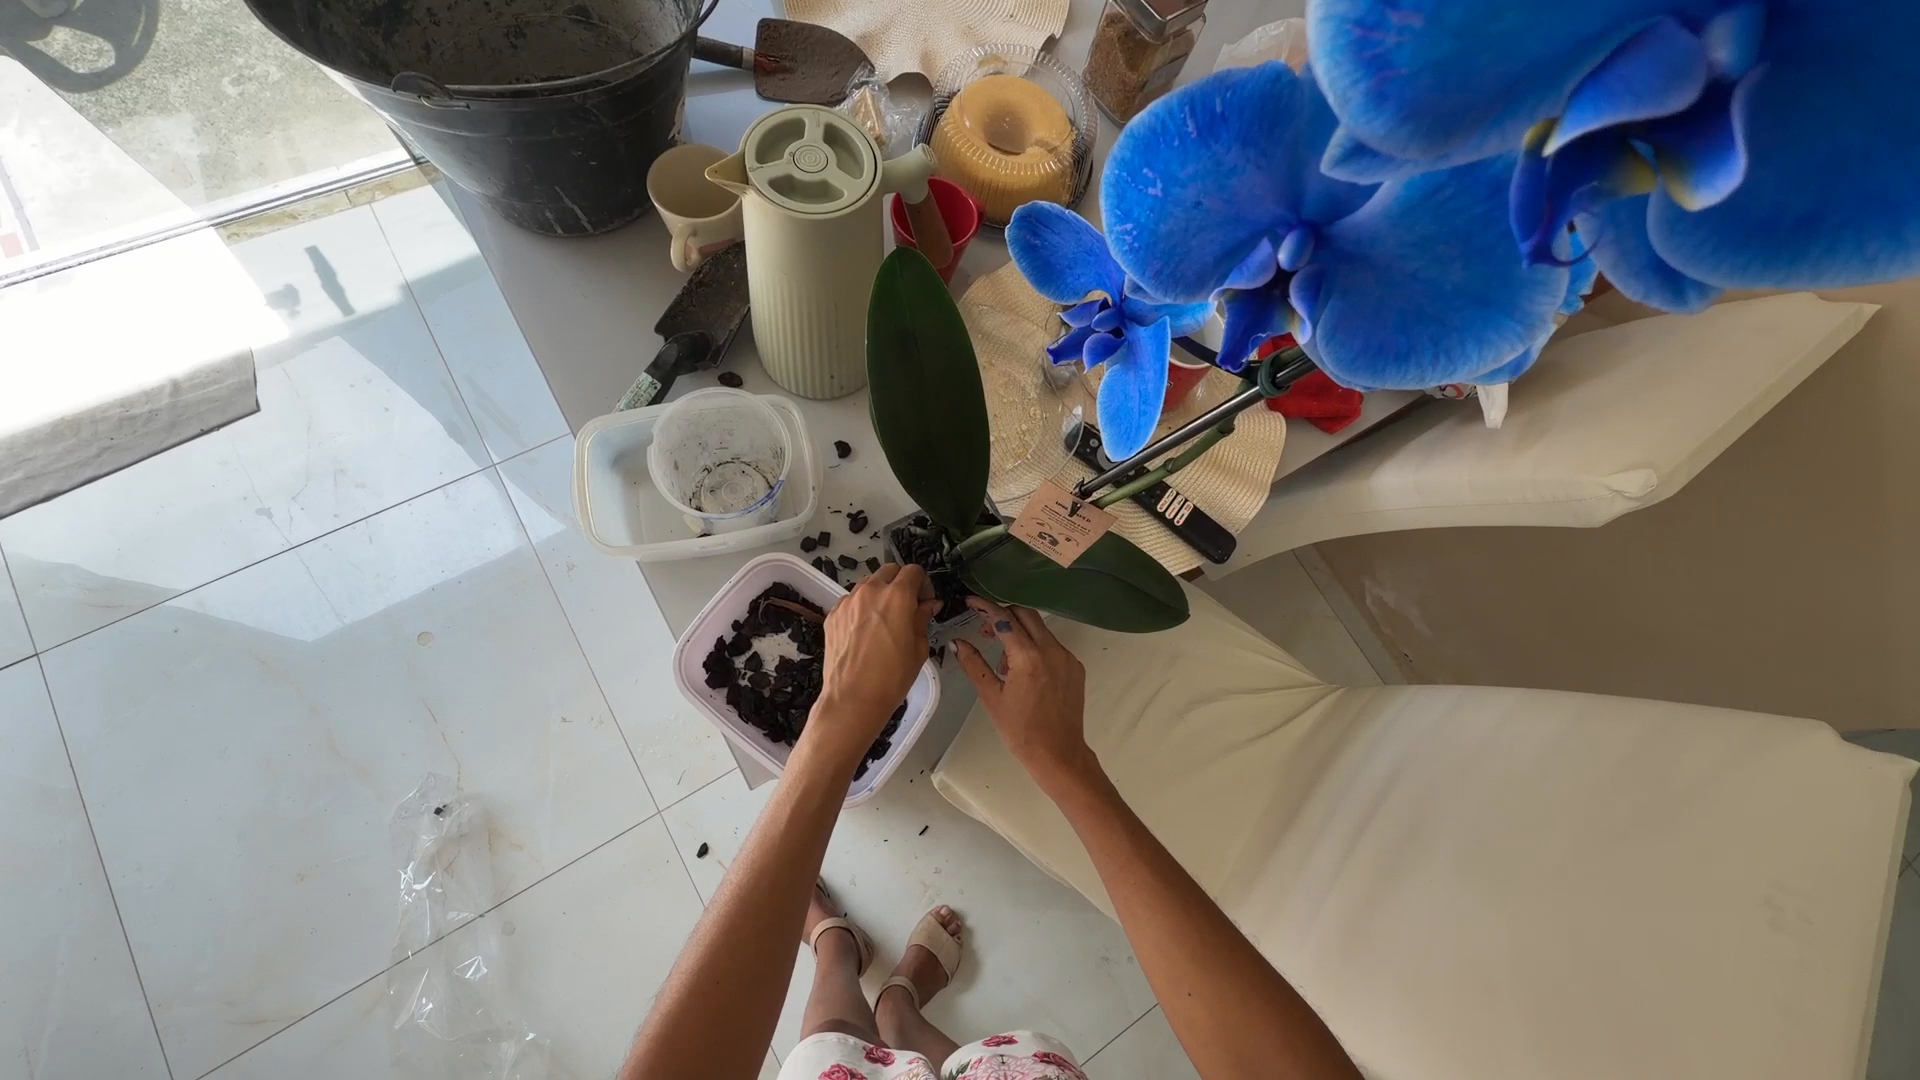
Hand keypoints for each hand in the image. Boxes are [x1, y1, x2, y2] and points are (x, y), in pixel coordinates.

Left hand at [811, 564, 939, 762]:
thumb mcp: (918, 648)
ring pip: (868, 584)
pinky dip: (861, 607)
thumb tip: (928, 605)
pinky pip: (851, 601)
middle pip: (889, 570)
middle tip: (908, 605)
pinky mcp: (833, 615)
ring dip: (880, 593)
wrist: (852, 699)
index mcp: (897, 596)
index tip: (925, 600)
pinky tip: (865, 631)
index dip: (923, 583)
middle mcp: (870, 591)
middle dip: (901, 582)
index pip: (913, 571)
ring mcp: (848, 602)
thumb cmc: (891, 678)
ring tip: (885, 619)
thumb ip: (923, 618)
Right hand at [953, 597, 1095, 794]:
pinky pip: (1052, 645)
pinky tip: (1024, 671)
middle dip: (1004, 614)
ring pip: (1040, 628)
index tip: (970, 601)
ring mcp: (1067, 657)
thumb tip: (957, 642)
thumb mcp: (991, 697)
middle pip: (1025, 613)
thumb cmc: (1020, 730)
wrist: (1059, 754)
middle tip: (985, 629)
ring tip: (1004, 660)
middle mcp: (1051, 650)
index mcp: (1028, 657)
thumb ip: (974, 664)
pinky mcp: (1075, 667)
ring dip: (1019, 632)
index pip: (1004, 619)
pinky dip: (1035, 647)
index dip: (985, 606)